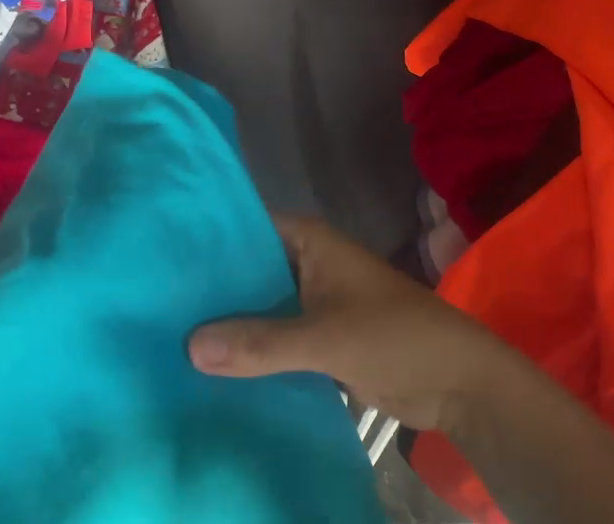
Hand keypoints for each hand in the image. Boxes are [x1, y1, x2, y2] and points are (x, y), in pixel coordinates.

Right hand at [189, 214, 527, 431]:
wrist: (462, 387)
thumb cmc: (395, 337)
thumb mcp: (323, 338)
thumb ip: (259, 343)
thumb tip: (189, 348)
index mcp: (304, 238)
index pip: (239, 227)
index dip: (202, 241)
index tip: (156, 257)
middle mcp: (300, 260)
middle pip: (242, 268)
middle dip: (206, 287)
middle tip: (151, 301)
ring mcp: (307, 299)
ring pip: (254, 304)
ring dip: (224, 322)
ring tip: (165, 331)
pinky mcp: (313, 336)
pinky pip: (268, 335)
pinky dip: (245, 347)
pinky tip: (206, 363)